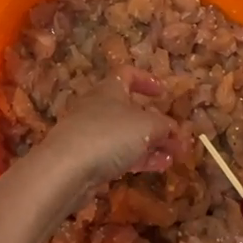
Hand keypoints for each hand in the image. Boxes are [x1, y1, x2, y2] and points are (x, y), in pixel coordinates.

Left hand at [37, 68, 182, 183]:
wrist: (66, 168)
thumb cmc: (109, 134)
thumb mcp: (146, 125)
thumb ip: (163, 125)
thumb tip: (174, 129)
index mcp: (110, 88)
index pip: (127, 74)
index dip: (146, 80)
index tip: (163, 93)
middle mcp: (98, 106)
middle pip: (130, 109)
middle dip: (155, 123)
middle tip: (176, 137)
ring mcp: (91, 132)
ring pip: (126, 134)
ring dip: (151, 144)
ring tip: (174, 156)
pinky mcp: (87, 158)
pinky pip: (118, 154)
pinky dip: (139, 158)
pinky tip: (158, 168)